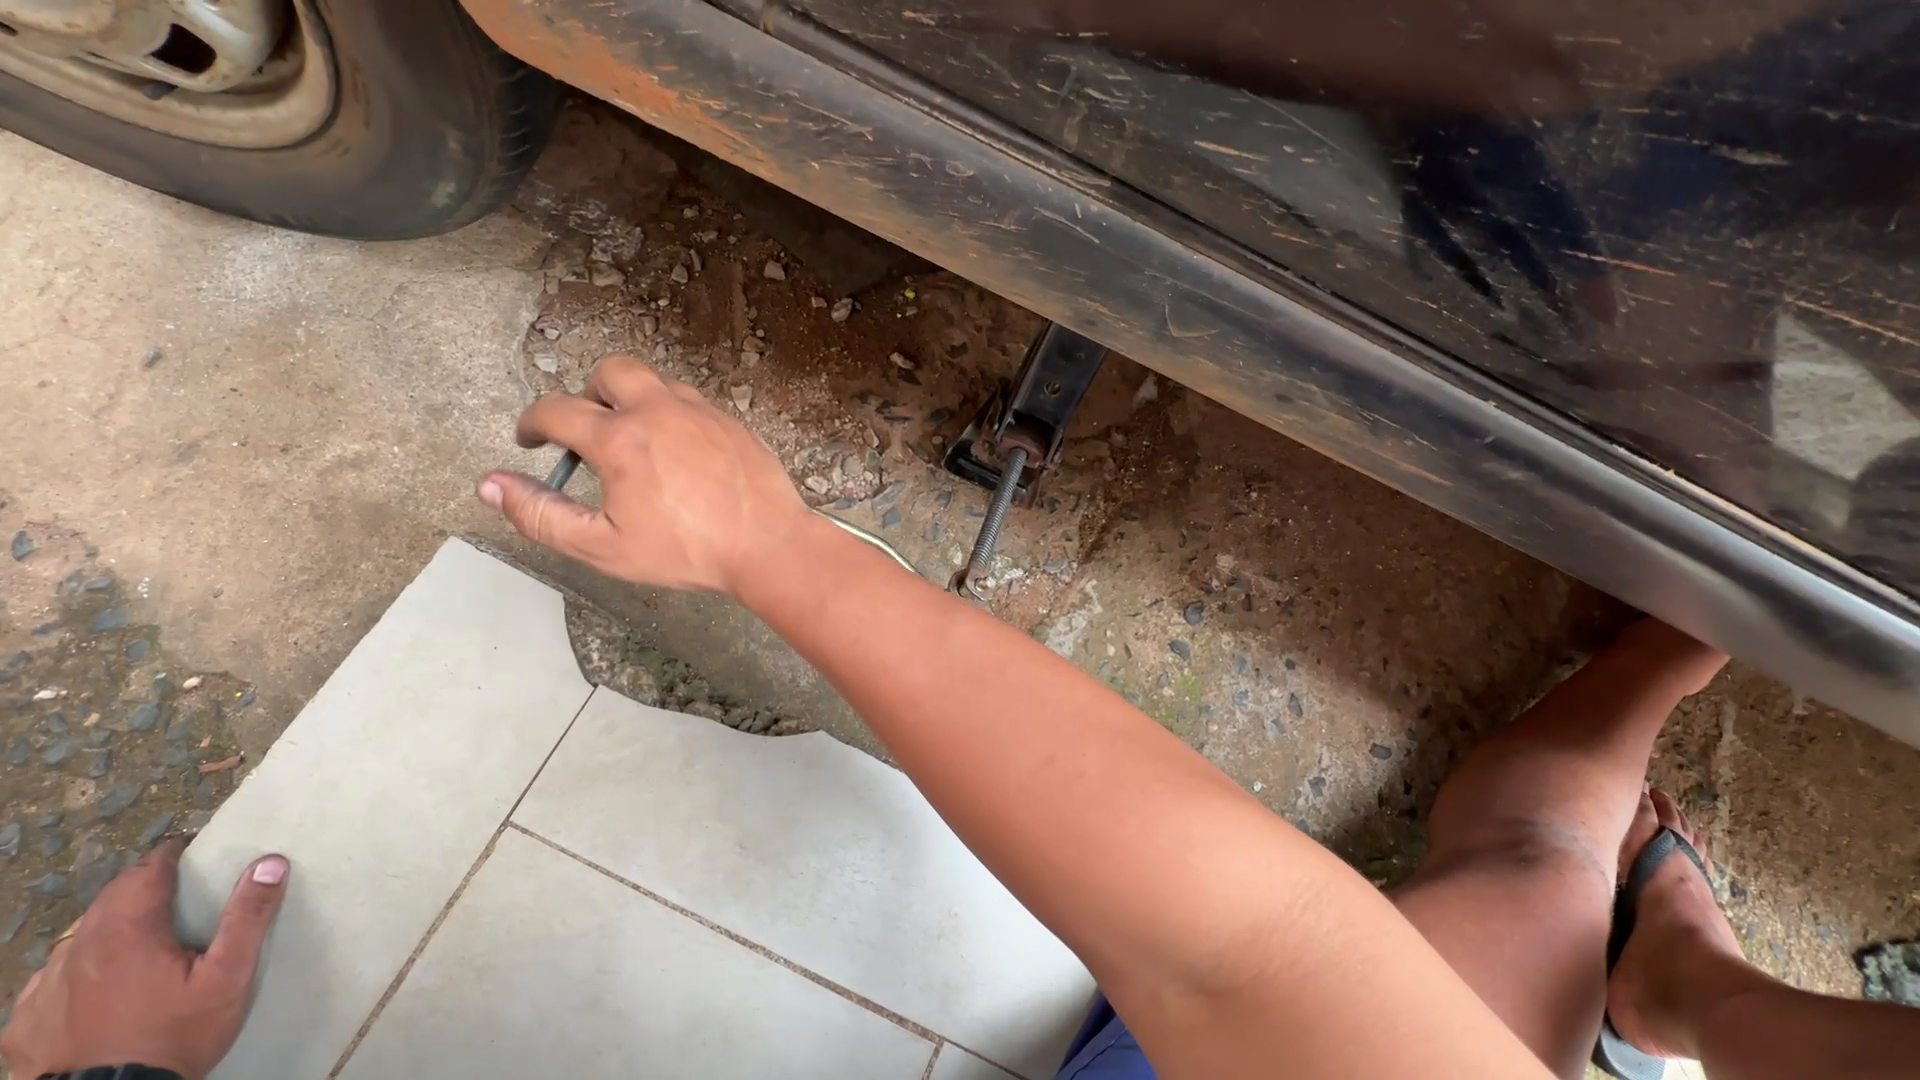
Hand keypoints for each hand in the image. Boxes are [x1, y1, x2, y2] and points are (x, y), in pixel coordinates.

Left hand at [1, 842, 289, 1079]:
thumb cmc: (175, 1033)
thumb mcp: (228, 976)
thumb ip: (248, 916)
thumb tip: (270, 861)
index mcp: (127, 931)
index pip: (145, 872)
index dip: (169, 856)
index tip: (191, 851)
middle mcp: (79, 949)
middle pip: (109, 899)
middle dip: (141, 887)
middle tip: (174, 892)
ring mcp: (45, 987)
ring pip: (79, 936)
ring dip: (109, 925)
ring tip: (140, 937)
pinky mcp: (25, 1020)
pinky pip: (52, 978)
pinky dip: (79, 967)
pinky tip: (97, 984)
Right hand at [478, 357, 809, 594]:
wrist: (768, 545)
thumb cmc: (689, 551)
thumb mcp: (602, 546)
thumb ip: (541, 515)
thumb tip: (491, 486)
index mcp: (620, 439)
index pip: (555, 410)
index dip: (531, 423)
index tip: (529, 439)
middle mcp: (659, 411)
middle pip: (609, 371)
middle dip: (587, 393)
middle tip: (588, 431)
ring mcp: (700, 411)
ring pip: (654, 382)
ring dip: (633, 400)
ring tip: (634, 442)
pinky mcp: (730, 421)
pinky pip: (691, 401)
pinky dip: (672, 415)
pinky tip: (678, 452)